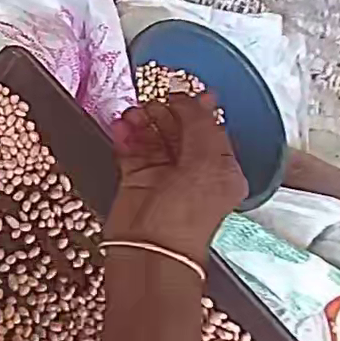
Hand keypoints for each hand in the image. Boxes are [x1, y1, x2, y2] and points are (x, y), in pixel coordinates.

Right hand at [106, 93, 247, 262]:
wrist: (150, 248)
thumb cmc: (186, 213)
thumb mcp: (207, 163)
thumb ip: (199, 126)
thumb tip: (191, 99)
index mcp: (219, 166)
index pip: (208, 128)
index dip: (194, 108)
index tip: (178, 92)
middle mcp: (192, 169)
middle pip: (178, 129)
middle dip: (163, 112)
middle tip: (150, 102)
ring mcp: (162, 174)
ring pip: (151, 137)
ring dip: (141, 121)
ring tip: (130, 114)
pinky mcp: (135, 180)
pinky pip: (130, 150)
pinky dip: (125, 136)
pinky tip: (120, 126)